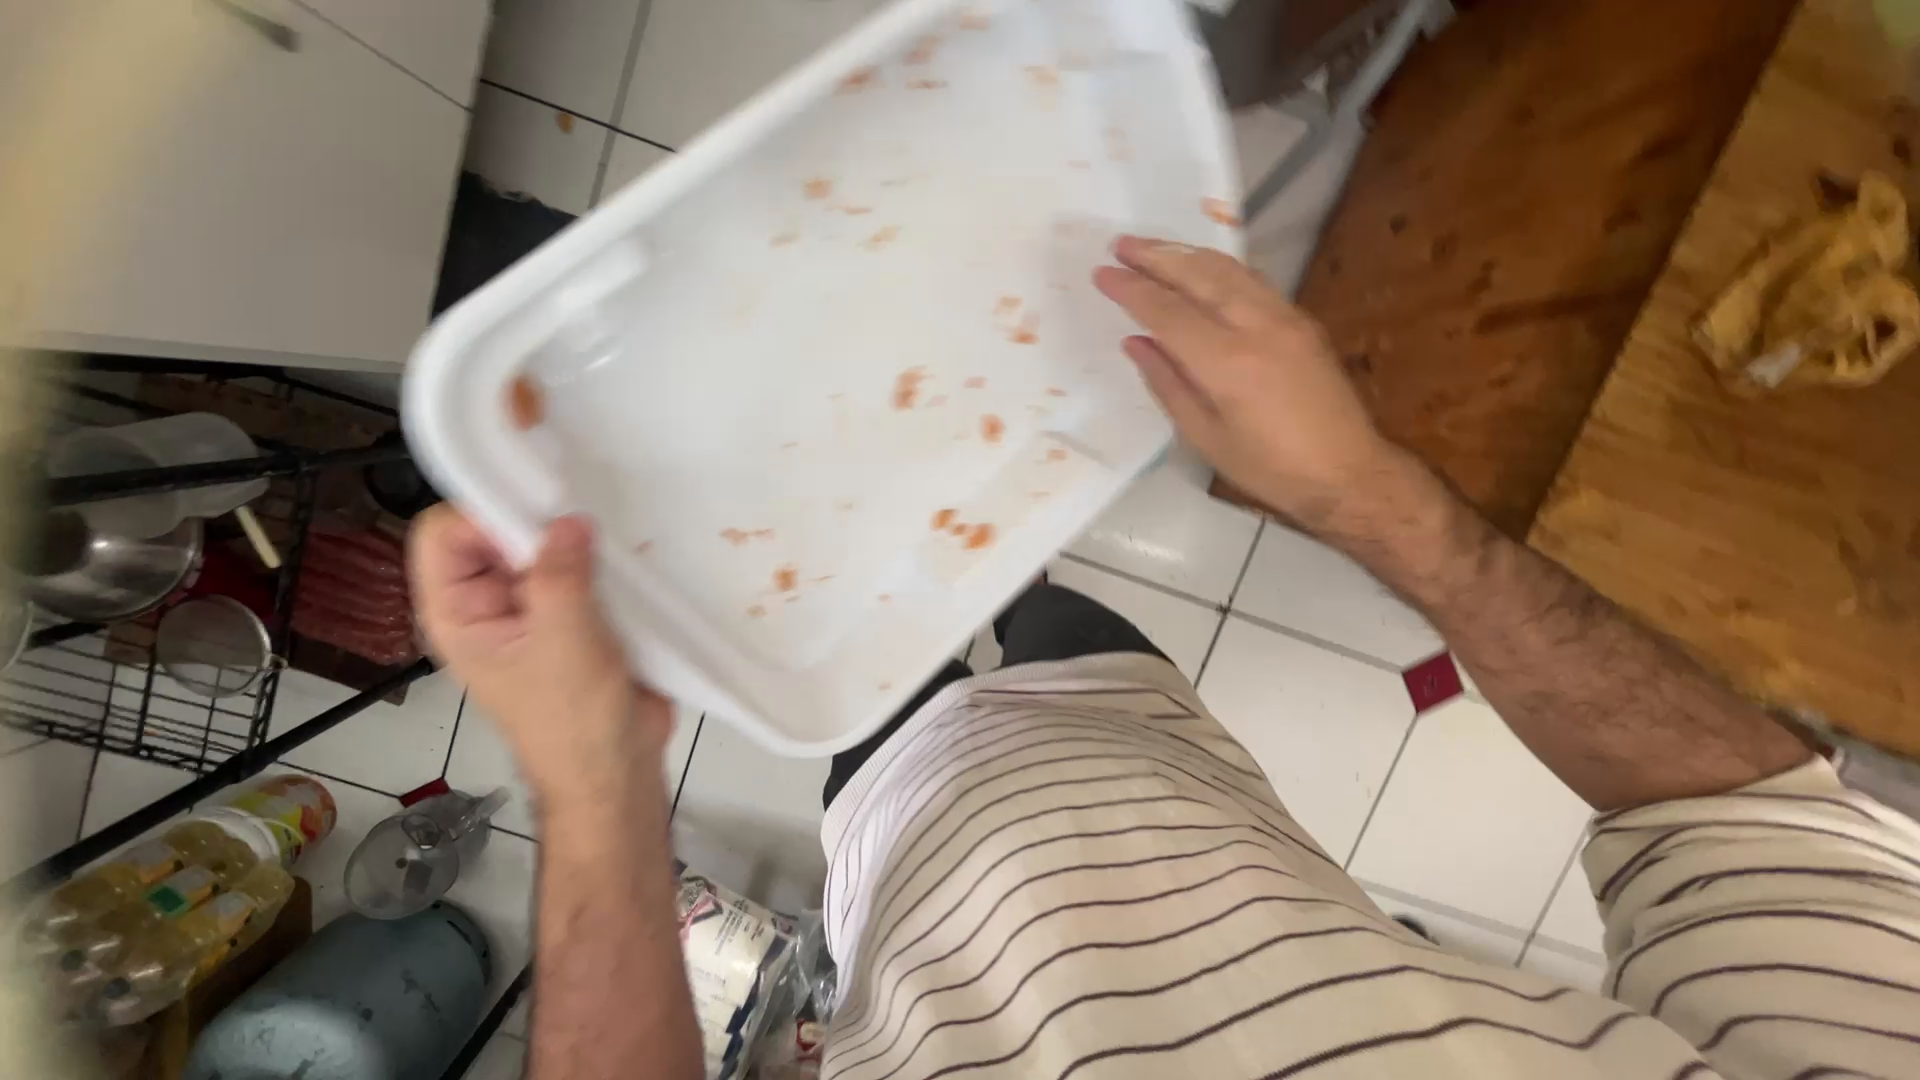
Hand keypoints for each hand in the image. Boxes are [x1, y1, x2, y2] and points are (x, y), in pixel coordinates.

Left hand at [409, 506, 675, 796]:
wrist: (618, 768)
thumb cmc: (575, 720)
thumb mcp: (563, 644)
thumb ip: (560, 577)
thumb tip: (569, 519)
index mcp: (459, 614)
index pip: (445, 535)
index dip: (484, 512)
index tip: (539, 508)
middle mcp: (491, 605)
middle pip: (496, 533)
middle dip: (537, 519)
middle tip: (585, 518)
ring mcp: (538, 610)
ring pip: (545, 549)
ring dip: (576, 540)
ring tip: (613, 538)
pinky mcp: (580, 616)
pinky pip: (583, 570)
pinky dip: (603, 560)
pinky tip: (630, 557)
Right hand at [1094, 236, 1399, 532]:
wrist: (1345, 471)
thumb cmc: (1267, 468)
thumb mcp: (1204, 436)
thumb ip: (1167, 383)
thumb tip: (1136, 343)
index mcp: (1227, 363)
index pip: (1167, 313)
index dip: (1132, 290)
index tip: (1102, 273)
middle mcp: (1257, 328)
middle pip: (1199, 276)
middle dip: (1157, 257)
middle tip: (1121, 244)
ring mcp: (1285, 319)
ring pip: (1230, 271)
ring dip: (1188, 255)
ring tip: (1155, 248)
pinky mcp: (1302, 322)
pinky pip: (1253, 282)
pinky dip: (1220, 268)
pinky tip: (1203, 268)